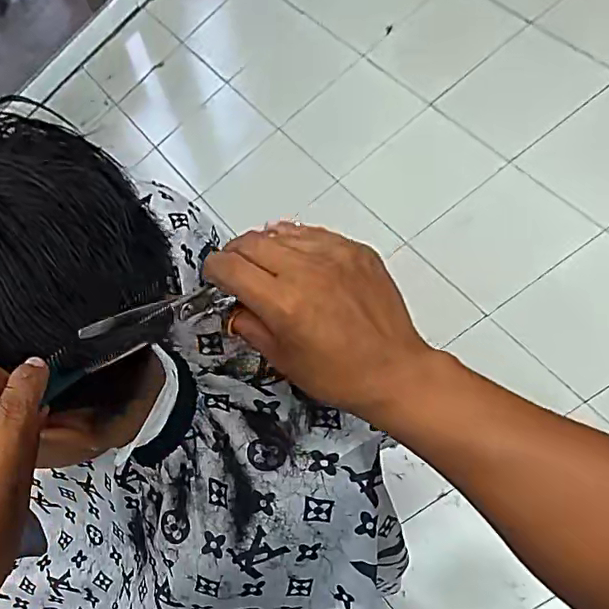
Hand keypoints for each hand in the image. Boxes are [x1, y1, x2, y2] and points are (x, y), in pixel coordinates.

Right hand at [203, 222, 443, 422]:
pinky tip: (301, 265)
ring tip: (269, 269)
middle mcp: (308, 271)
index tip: (215, 276)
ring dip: (266, 247)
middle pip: (251, 242)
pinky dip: (299, 245)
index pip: (231, 267)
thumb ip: (254, 328)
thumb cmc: (344, 376)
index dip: (215, 270)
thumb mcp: (285, 361)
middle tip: (236, 271)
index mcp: (284, 303)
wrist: (393, 372)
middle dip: (236, 255)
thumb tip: (237, 310)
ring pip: (282, 232)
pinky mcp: (357, 252)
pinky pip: (315, 235)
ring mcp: (335, 256)